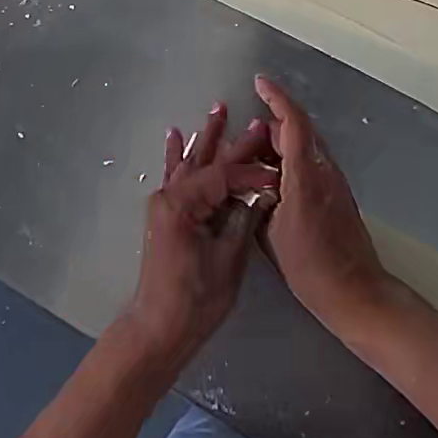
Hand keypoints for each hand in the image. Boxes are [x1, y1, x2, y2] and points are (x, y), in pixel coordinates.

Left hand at [119, 103, 279, 367]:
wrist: (158, 328)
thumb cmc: (195, 299)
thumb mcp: (228, 260)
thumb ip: (244, 220)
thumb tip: (264, 192)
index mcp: (184, 204)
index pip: (225, 176)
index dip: (254, 172)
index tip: (279, 171)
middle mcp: (170, 195)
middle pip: (209, 162)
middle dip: (233, 141)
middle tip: (256, 121)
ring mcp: (165, 202)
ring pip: (191, 162)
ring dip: (207, 137)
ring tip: (218, 109)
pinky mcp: (165, 212)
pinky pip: (173, 174)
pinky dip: (177, 154)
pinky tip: (175, 134)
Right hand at [253, 76, 392, 331]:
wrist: (356, 292)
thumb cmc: (311, 268)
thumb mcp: (272, 234)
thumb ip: (261, 198)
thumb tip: (250, 180)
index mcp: (306, 174)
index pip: (292, 122)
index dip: (276, 97)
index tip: (259, 82)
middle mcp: (324, 169)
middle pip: (296, 132)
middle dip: (268, 128)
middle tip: (240, 139)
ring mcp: (333, 180)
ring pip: (303, 147)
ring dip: (278, 145)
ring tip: (250, 159)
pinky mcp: (337, 193)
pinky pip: (309, 163)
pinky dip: (288, 161)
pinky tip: (271, 179)